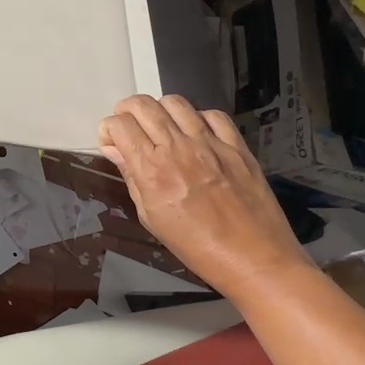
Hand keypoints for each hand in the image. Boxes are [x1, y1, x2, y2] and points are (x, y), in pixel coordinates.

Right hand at [98, 94, 310, 298]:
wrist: (256, 262)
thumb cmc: (195, 245)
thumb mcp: (150, 216)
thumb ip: (131, 176)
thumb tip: (115, 150)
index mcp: (151, 169)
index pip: (118, 124)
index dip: (108, 130)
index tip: (113, 145)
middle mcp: (178, 148)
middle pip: (142, 105)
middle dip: (127, 112)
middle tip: (132, 131)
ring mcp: (211, 145)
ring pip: (175, 102)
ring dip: (161, 111)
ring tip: (164, 130)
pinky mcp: (238, 149)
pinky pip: (214, 115)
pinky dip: (198, 118)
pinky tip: (197, 135)